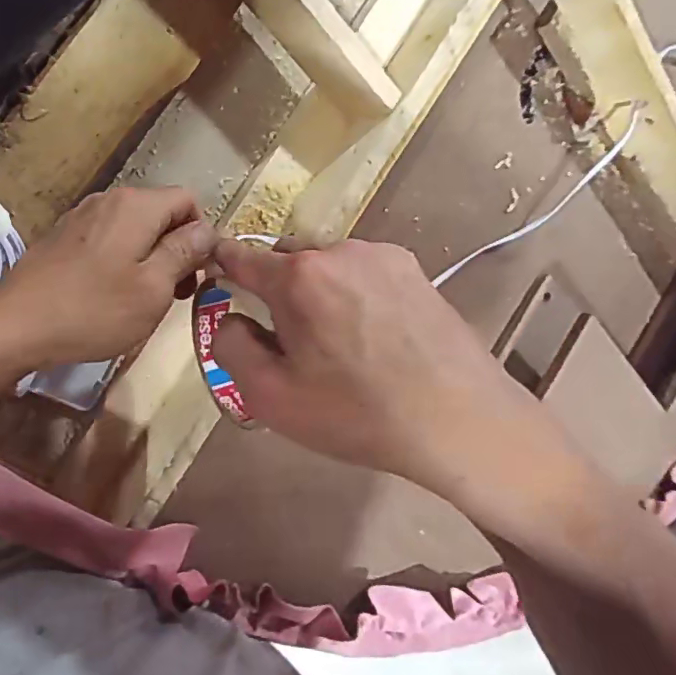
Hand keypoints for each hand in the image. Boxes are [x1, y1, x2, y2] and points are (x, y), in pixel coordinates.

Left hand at [0, 187, 218, 373]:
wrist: (14, 326)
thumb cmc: (93, 311)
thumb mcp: (152, 289)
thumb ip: (184, 253)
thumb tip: (208, 230)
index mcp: (136, 205)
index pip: (188, 201)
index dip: (202, 236)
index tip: (199, 276)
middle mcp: (108, 200)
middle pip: (160, 214)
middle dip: (176, 250)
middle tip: (176, 295)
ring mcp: (80, 217)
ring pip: (134, 229)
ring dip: (149, 259)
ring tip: (144, 301)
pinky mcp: (62, 238)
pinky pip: (107, 240)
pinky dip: (121, 262)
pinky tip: (110, 297)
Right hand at [210, 238, 595, 532]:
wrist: (461, 422)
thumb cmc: (356, 413)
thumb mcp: (270, 396)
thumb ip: (231, 346)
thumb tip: (231, 317)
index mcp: (298, 277)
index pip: (241, 256)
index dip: (221, 264)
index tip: (214, 275)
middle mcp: (338, 251)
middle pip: (286, 258)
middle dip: (275, 287)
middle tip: (286, 336)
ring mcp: (382, 256)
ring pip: (326, 264)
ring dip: (316, 289)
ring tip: (335, 339)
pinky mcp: (414, 270)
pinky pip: (362, 271)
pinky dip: (351, 291)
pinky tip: (371, 333)